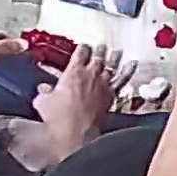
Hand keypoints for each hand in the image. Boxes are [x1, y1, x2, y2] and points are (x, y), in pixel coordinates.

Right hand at [32, 43, 135, 157]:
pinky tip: (133, 64)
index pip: (80, 53)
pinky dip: (129, 70)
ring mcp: (104, 83)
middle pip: (98, 57)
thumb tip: (44, 88)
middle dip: (100, 50)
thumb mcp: (43, 102)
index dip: (83, 48)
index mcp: (73, 72)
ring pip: (112, 65)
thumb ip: (44, 92)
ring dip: (114, 57)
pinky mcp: (112, 93)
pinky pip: (123, 78)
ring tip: (117, 51)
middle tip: (102, 46)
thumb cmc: (58, 116)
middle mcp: (91, 74)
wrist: (77, 130)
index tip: (84, 46)